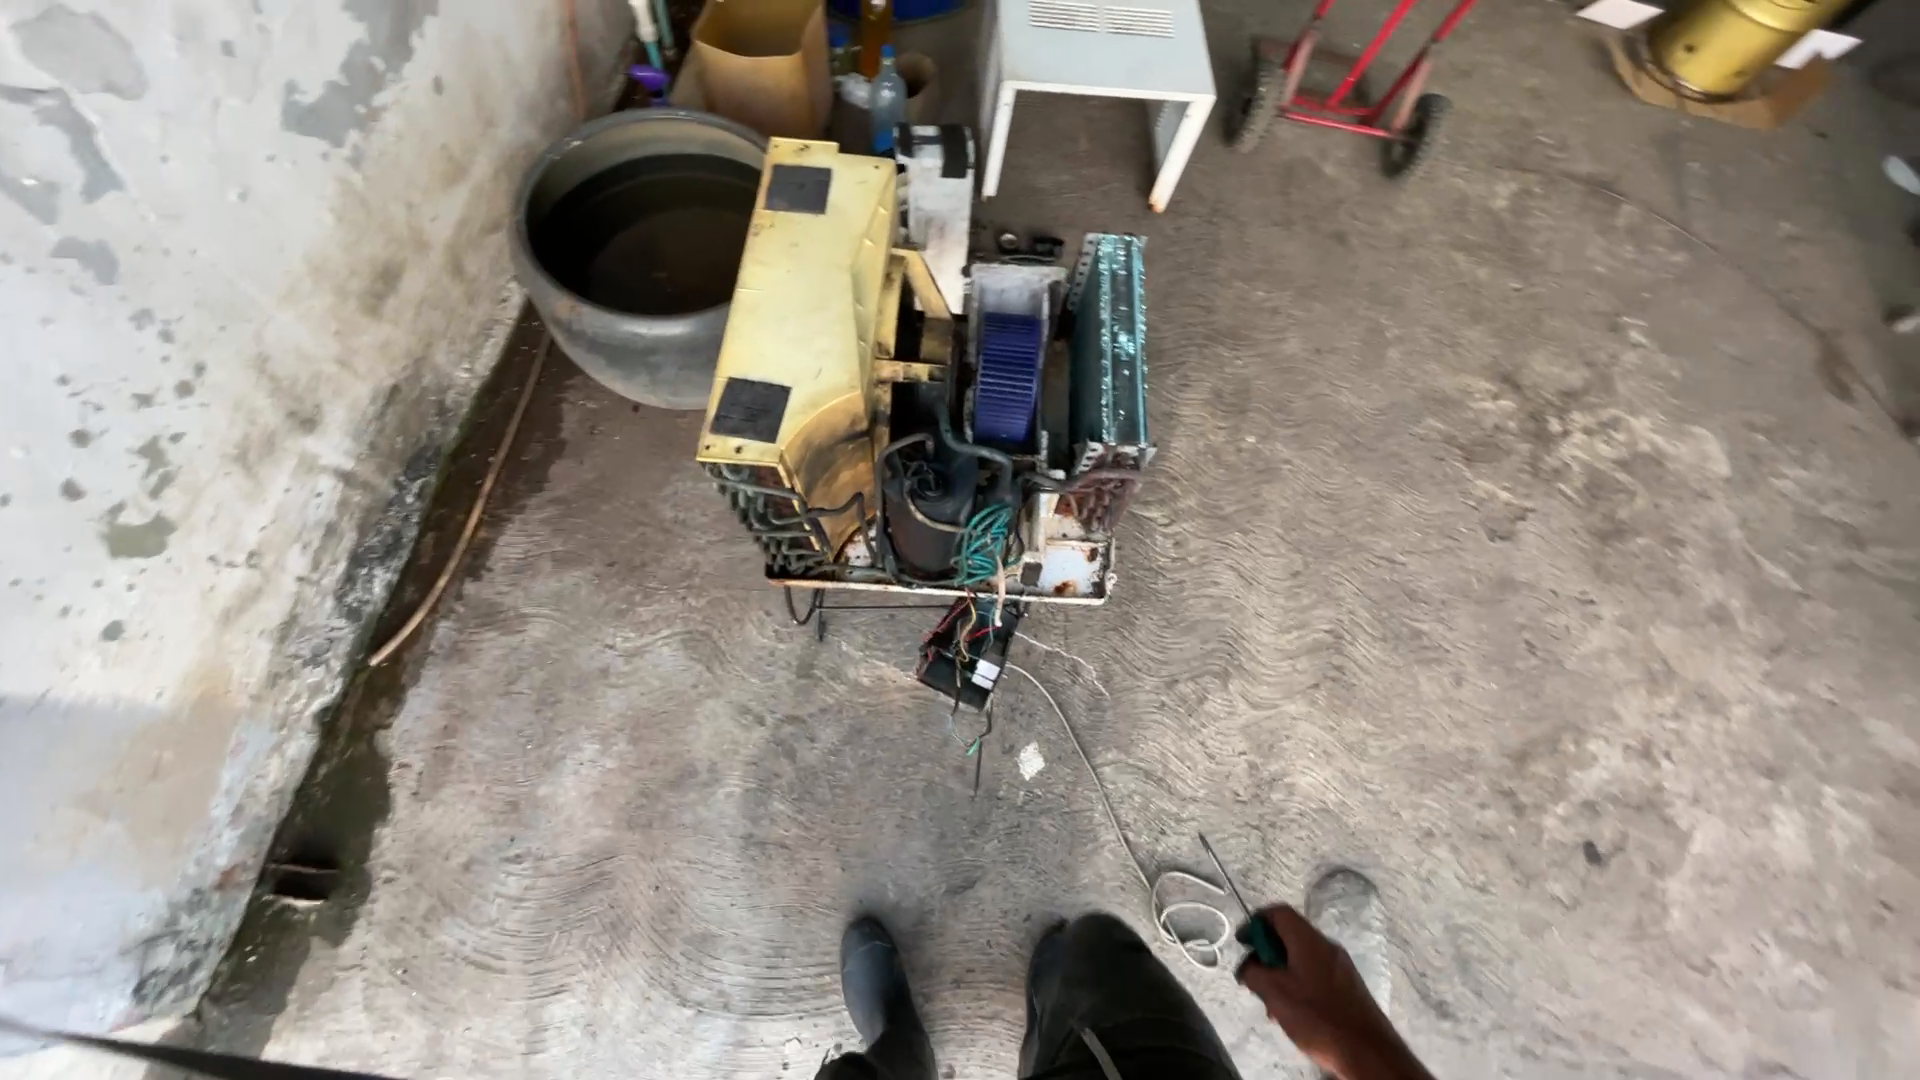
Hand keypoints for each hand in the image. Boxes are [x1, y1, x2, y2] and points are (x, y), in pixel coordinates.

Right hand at [1235, 905, 1431, 1079]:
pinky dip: (1299, 984)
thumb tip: (1247, 967)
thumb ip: (1254, 973)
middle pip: (1289, 936)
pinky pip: (1316, 974)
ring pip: (1302, 958)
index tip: (1244, 944)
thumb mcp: (1275, 993)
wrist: (1371, 1054)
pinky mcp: (1350, 987)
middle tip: (1256, 979)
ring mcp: (1341, 967)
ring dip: (1282, 974)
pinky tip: (1295, 1013)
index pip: (1278, 912)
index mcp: (1308, 940)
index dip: (1256, 922)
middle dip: (1267, 955)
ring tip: (1273, 1005)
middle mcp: (1327, 946)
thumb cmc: (1318, 1017)